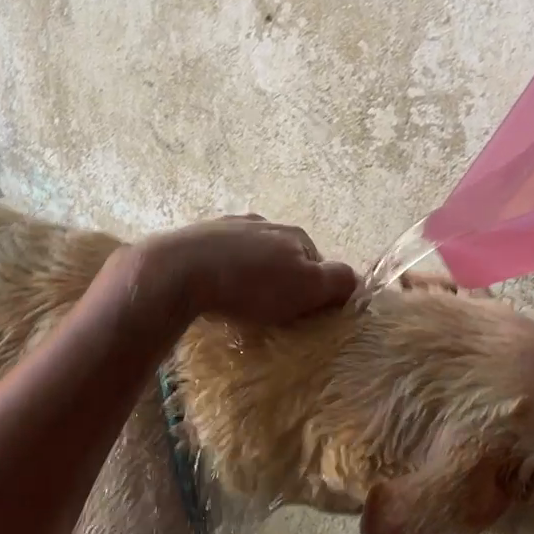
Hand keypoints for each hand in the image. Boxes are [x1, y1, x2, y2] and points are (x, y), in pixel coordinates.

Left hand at [131, 215, 358, 326]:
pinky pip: (214, 258)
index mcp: (291, 232)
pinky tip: (210, 292)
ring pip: (245, 253)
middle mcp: (259, 222)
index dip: (313, 286)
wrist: (179, 271)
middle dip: (278, 277)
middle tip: (269, 310)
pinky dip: (218, 274)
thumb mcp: (306, 287)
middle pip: (279, 253)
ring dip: (246, 274)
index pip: (316, 258)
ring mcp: (222, 226)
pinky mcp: (191, 239)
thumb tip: (354, 279)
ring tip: (238, 303)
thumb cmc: (250, 284)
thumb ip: (335, 281)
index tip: (301, 311)